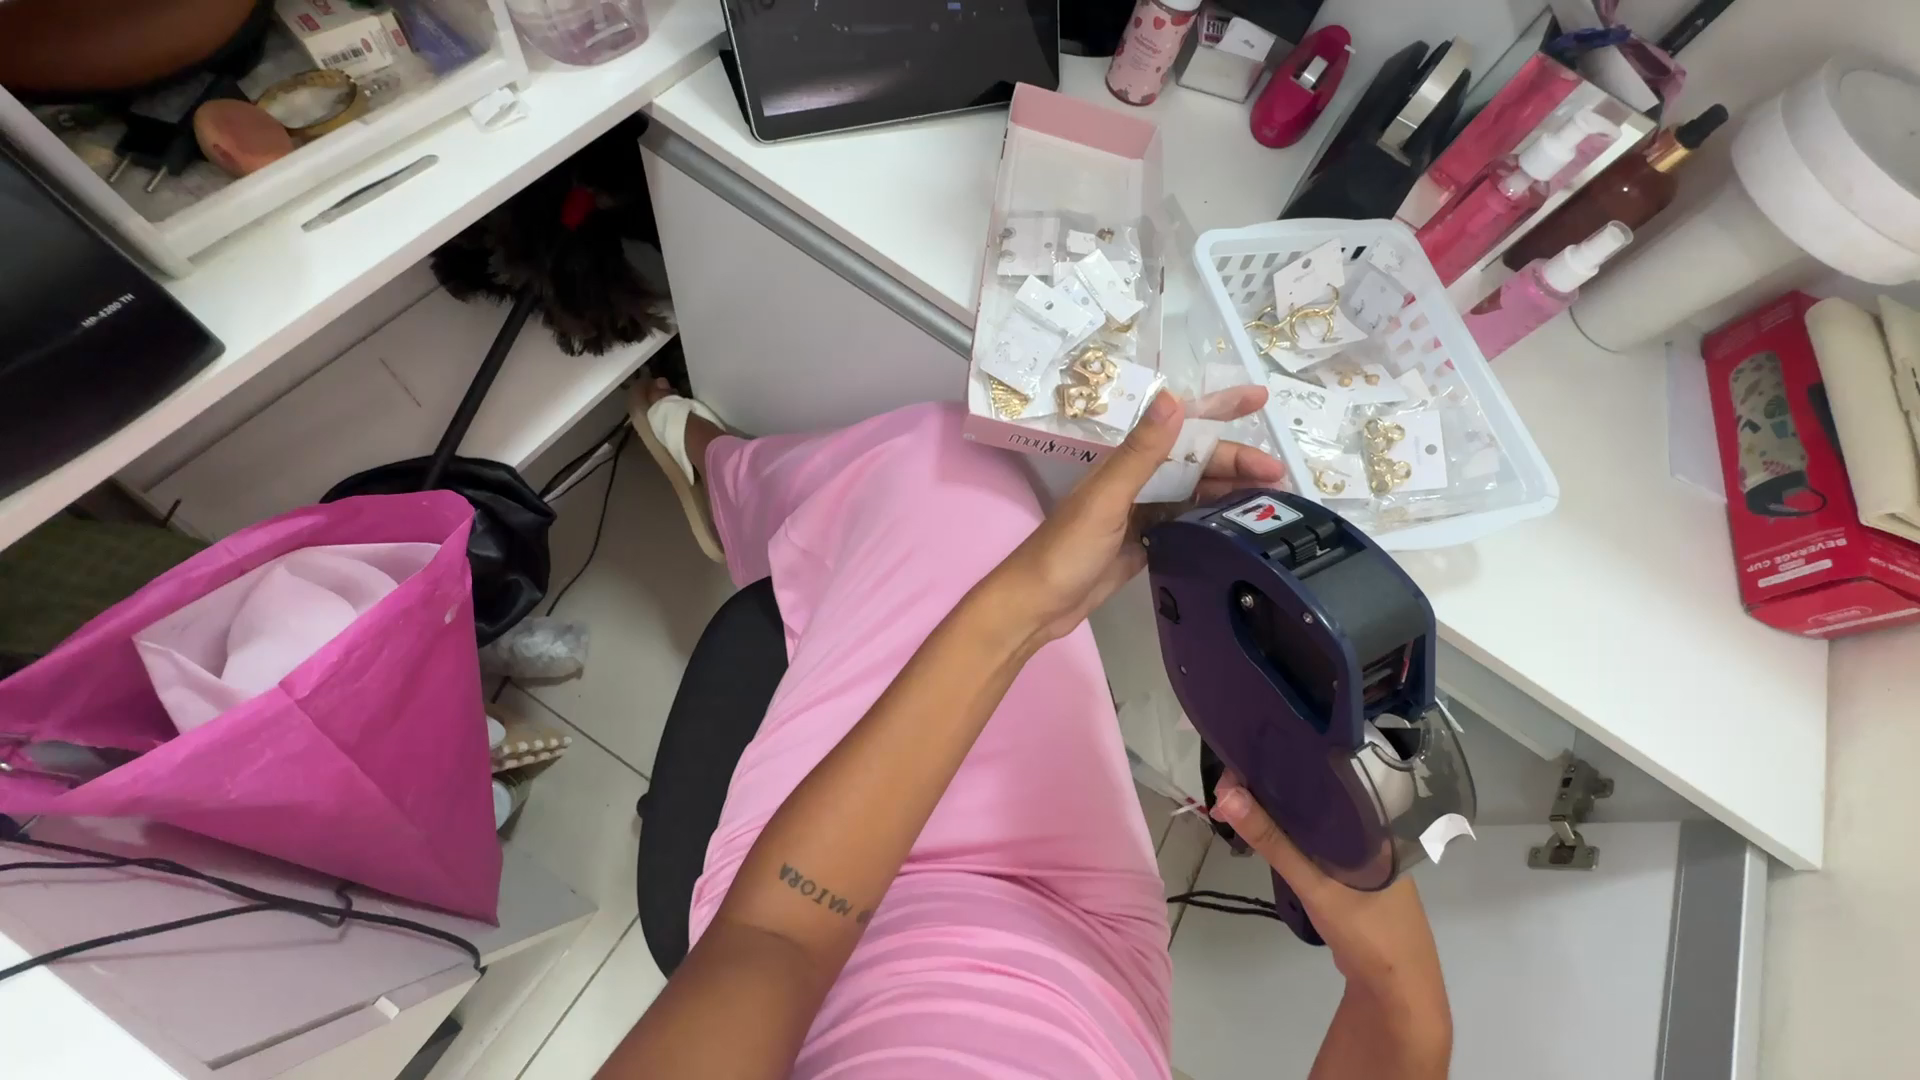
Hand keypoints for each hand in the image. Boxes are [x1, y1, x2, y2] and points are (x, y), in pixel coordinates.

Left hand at [987, 386, 1284, 643]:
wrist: (1038, 604)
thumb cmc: (1066, 549)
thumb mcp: (1106, 498)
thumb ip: (1140, 452)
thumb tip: (1174, 398)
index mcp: (1124, 464)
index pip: (1179, 427)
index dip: (1218, 409)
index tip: (1260, 398)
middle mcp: (1135, 483)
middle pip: (1194, 463)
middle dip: (1236, 462)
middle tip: (1278, 478)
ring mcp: (1139, 515)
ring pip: (1193, 493)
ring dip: (1230, 491)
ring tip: (1271, 502)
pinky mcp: (1143, 544)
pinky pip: (1185, 523)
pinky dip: (1211, 520)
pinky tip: (1238, 526)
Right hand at [1210, 771, 1446, 1006]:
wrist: (1399, 995)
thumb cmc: (1367, 931)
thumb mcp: (1314, 883)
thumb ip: (1271, 841)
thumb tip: (1227, 796)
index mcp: (1373, 820)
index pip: (1321, 777)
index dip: (1277, 768)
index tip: (1236, 771)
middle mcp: (1371, 832)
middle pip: (1313, 798)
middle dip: (1269, 791)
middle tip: (1227, 795)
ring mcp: (1363, 856)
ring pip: (1313, 822)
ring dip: (1277, 816)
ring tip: (1238, 809)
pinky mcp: (1352, 877)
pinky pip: (1315, 844)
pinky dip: (1289, 838)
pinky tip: (1269, 837)